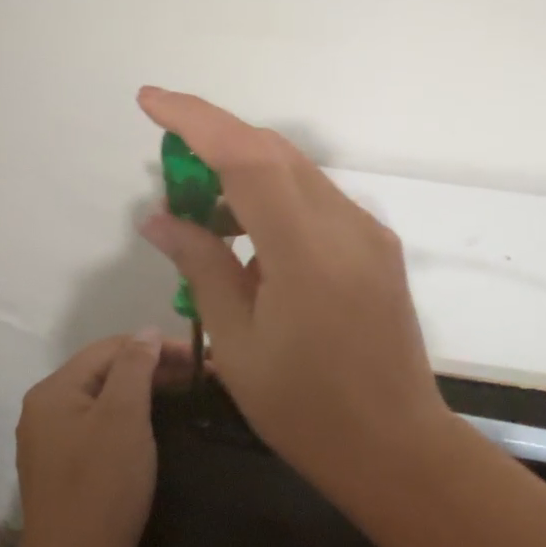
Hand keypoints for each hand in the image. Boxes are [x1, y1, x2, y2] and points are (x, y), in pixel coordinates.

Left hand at [14, 330, 191, 546]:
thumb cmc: (102, 486)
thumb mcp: (124, 418)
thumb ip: (135, 367)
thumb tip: (148, 331)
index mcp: (53, 391)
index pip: (109, 348)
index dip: (156, 345)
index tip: (200, 356)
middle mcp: (46, 410)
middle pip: (105, 372)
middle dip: (154, 368)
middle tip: (202, 375)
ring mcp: (54, 442)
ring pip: (106, 400)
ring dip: (146, 392)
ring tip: (187, 394)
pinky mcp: (67, 470)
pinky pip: (102, 427)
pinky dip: (132, 418)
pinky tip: (158, 425)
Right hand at [134, 87, 453, 480]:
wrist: (396, 445)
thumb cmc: (306, 410)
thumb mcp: (238, 344)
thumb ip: (203, 267)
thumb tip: (161, 218)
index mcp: (307, 249)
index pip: (247, 156)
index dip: (196, 120)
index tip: (150, 101)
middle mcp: (347, 225)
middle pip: (276, 154)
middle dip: (217, 141)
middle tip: (170, 167)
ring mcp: (370, 234)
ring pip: (300, 175)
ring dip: (248, 172)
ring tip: (203, 209)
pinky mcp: (379, 250)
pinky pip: (320, 203)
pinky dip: (278, 201)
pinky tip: (251, 238)